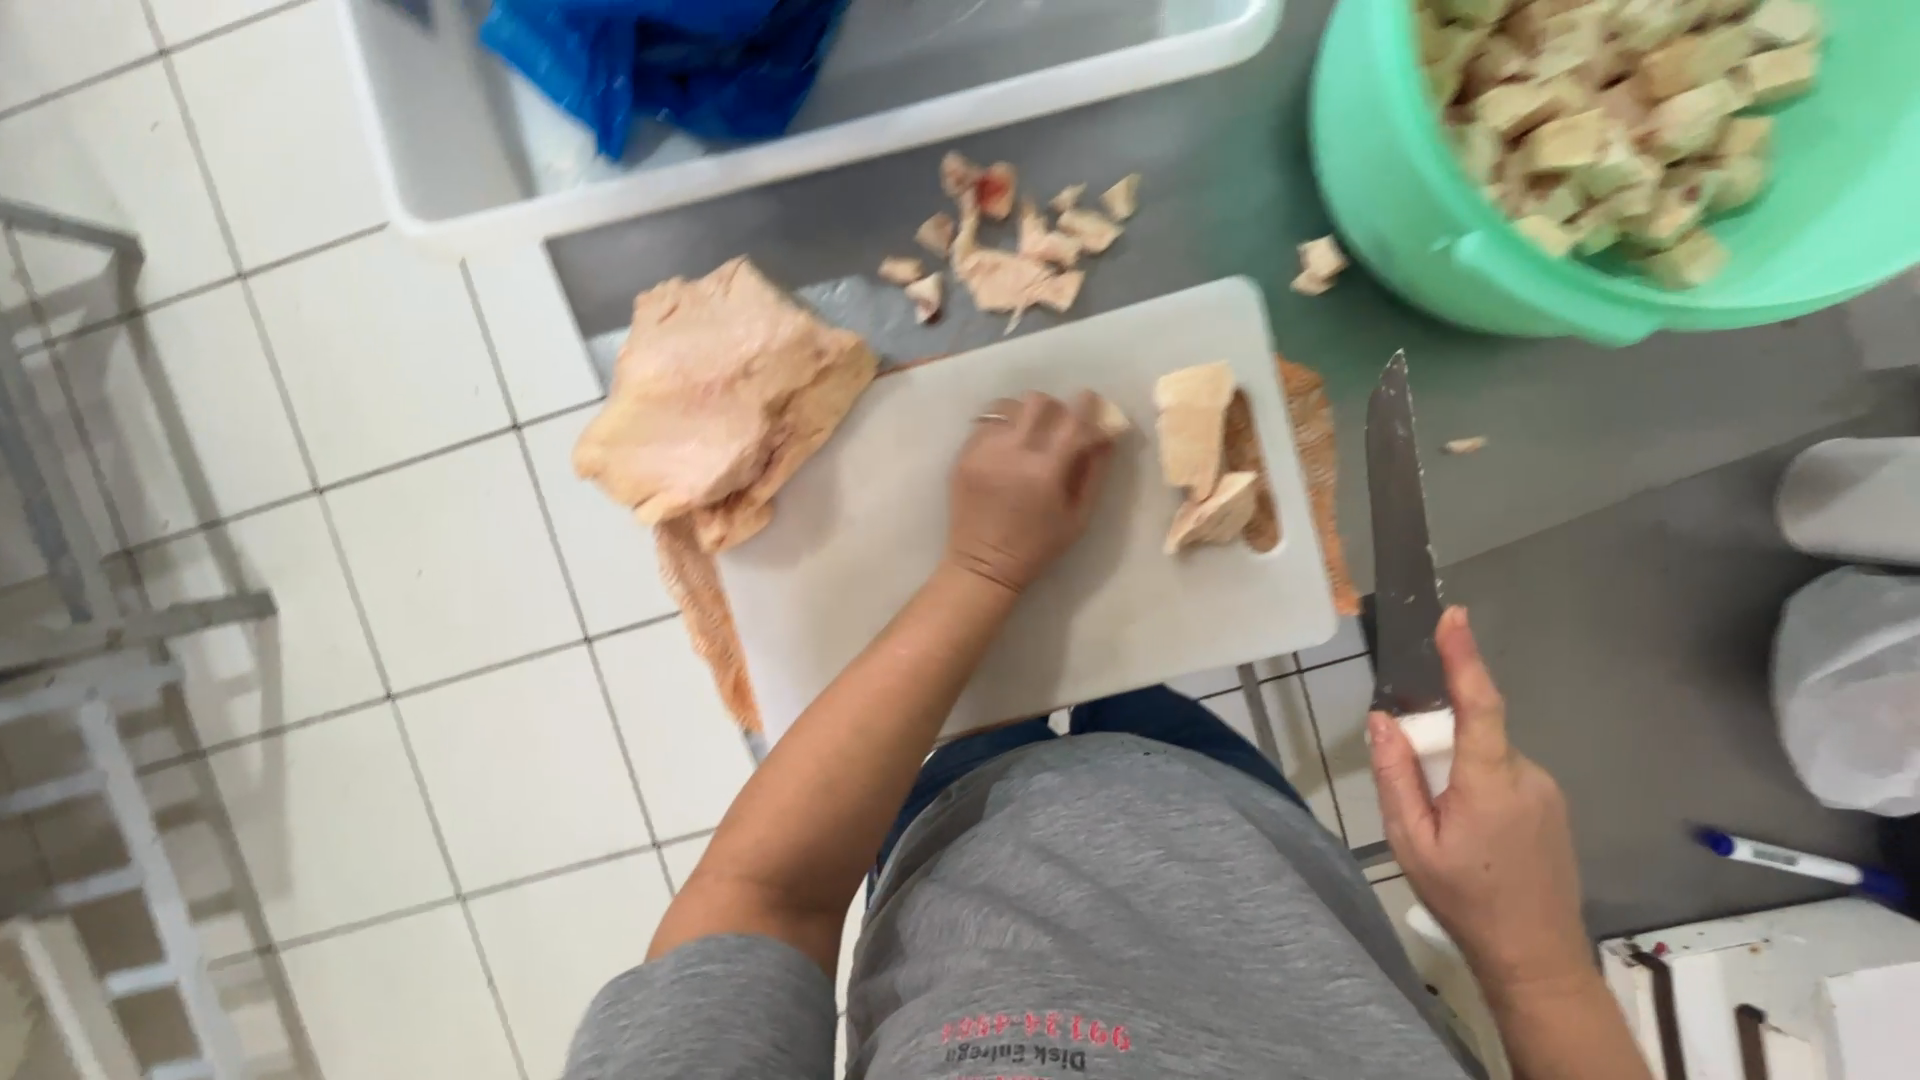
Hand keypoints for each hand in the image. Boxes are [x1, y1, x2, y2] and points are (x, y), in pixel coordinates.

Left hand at [945, 391, 1115, 594]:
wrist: (983, 565)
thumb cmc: (1038, 547)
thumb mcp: (1079, 516)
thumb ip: (1095, 472)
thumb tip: (1107, 433)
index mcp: (1045, 471)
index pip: (1073, 419)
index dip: (1088, 405)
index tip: (1093, 402)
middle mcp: (1011, 452)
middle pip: (1038, 401)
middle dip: (1055, 407)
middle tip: (1059, 424)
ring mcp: (982, 451)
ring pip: (1009, 406)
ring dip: (1026, 415)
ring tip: (1030, 436)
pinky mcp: (963, 455)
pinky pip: (986, 423)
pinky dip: (1002, 428)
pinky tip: (1007, 450)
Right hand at [1369, 607, 1592, 1000]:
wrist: (1535, 954)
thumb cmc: (1464, 897)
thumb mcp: (1410, 840)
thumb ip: (1394, 776)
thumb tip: (1383, 720)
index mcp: (1489, 783)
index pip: (1480, 705)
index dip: (1464, 657)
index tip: (1453, 616)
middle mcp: (1527, 776)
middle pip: (1472, 733)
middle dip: (1437, 748)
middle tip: (1423, 805)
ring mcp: (1547, 790)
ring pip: (1486, 756)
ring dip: (1457, 772)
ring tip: (1449, 830)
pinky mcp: (1553, 804)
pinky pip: (1504, 773)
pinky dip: (1477, 785)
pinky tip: (1472, 832)